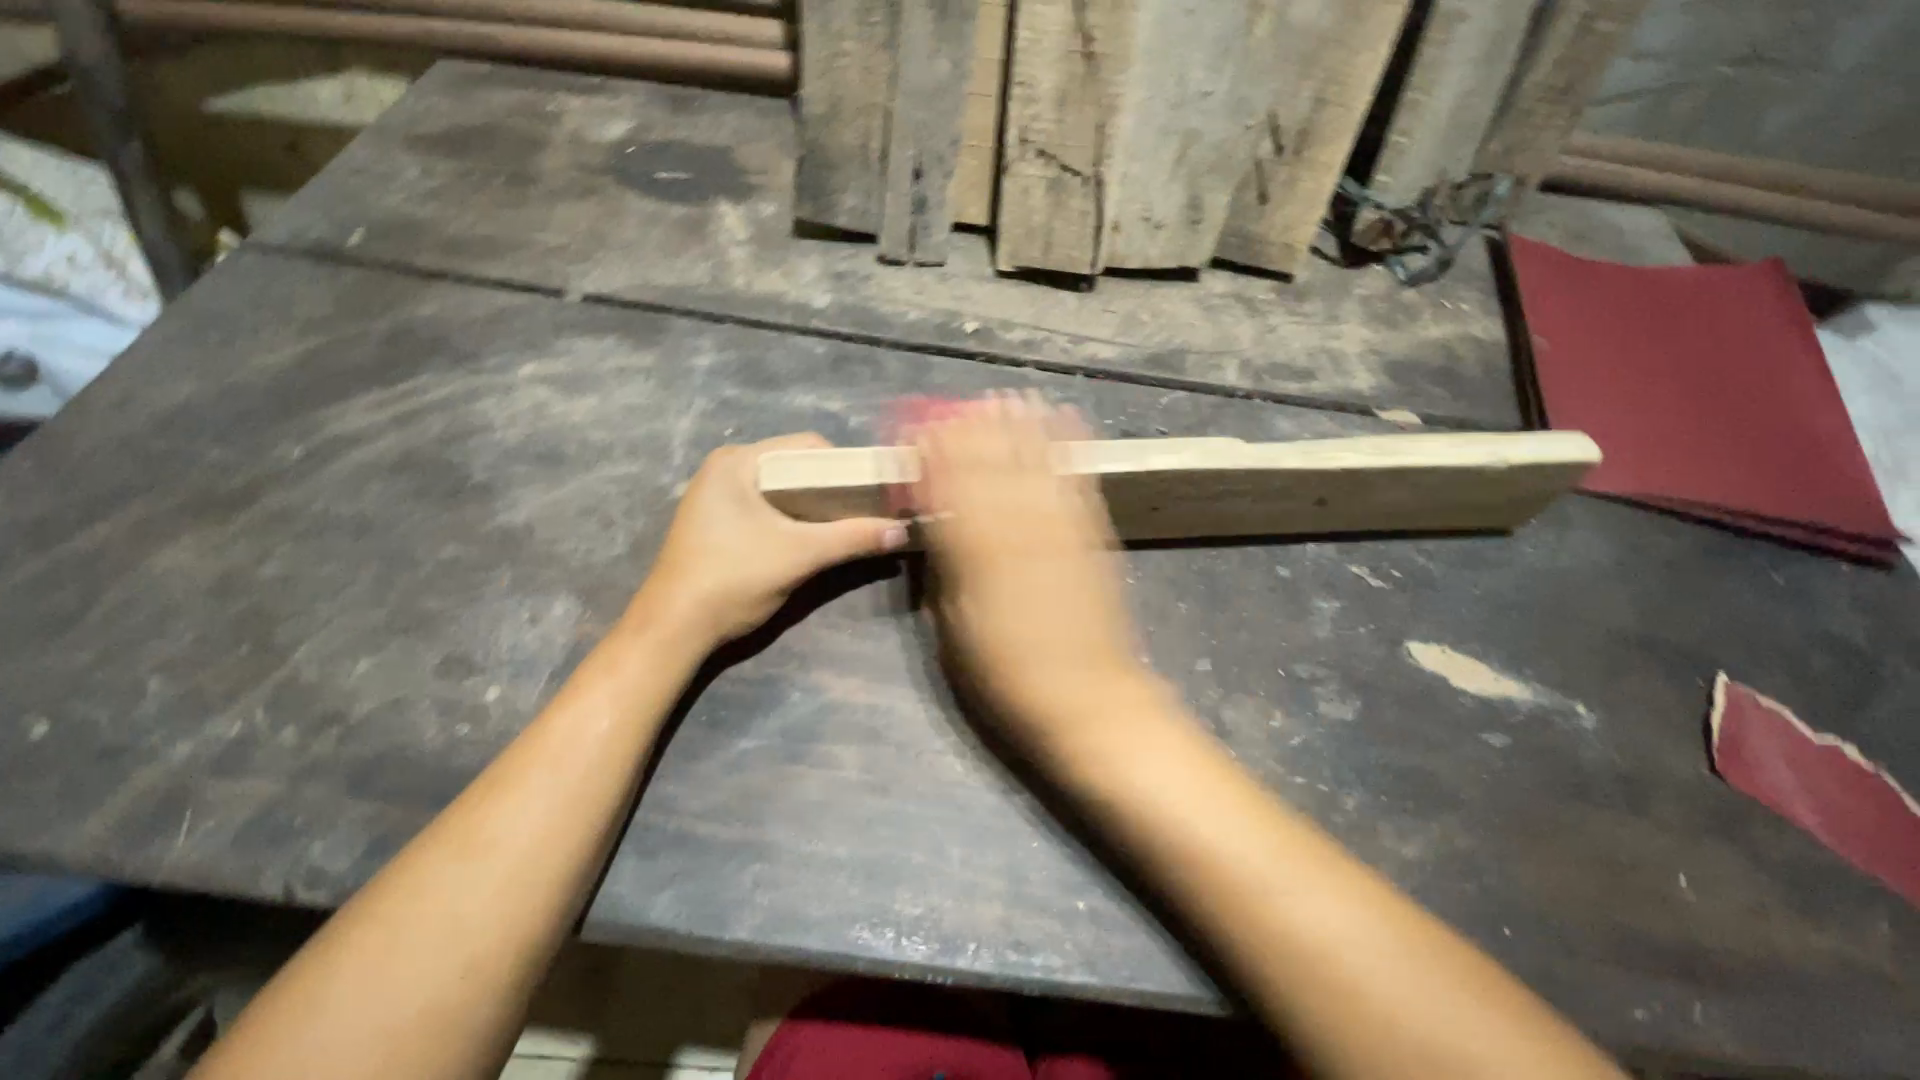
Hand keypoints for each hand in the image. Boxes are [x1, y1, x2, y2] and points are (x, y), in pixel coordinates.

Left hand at [636, 434, 906, 645]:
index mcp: (738, 462)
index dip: (847, 466)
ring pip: (783, 491)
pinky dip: (794, 520)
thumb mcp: (800, 555)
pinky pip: (768, 509)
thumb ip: (852, 538)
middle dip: (833, 489)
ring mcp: (718, 497)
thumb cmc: (733, 578)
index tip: (873, 493)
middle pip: (796, 467)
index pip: (808, 446)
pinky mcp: (718, 523)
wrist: (674, 627)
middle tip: (865, 513)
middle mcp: (726, 470)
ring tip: (846, 528)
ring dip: (815, 508)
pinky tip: (812, 541)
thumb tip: (902, 531)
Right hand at [909, 395, 1161, 746]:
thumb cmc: (1006, 675)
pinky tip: (1062, 416)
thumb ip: (943, 570)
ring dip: (1016, 425)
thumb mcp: (954, 628)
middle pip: (989, 462)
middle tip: (953, 407)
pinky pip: (1077, 476)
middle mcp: (1017, 527)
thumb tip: (933, 527)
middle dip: (969, 430)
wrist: (1088, 698)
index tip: (915, 430)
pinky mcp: (1094, 531)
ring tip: (1002, 397)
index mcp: (975, 553)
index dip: (930, 453)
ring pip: (1033, 459)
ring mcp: (1060, 525)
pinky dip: (1068, 443)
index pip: (947, 486)